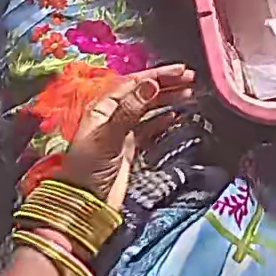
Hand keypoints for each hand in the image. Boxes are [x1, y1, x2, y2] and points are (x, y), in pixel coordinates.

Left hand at [55, 65, 195, 209]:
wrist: (85, 204)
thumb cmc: (90, 169)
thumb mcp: (108, 137)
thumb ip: (129, 111)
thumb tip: (151, 84)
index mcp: (103, 108)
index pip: (133, 83)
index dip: (157, 75)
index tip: (180, 70)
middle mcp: (113, 116)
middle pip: (143, 93)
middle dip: (166, 84)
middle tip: (190, 79)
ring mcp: (122, 132)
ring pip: (148, 108)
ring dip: (167, 99)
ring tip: (188, 93)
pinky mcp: (129, 148)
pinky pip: (150, 127)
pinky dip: (162, 119)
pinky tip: (175, 115)